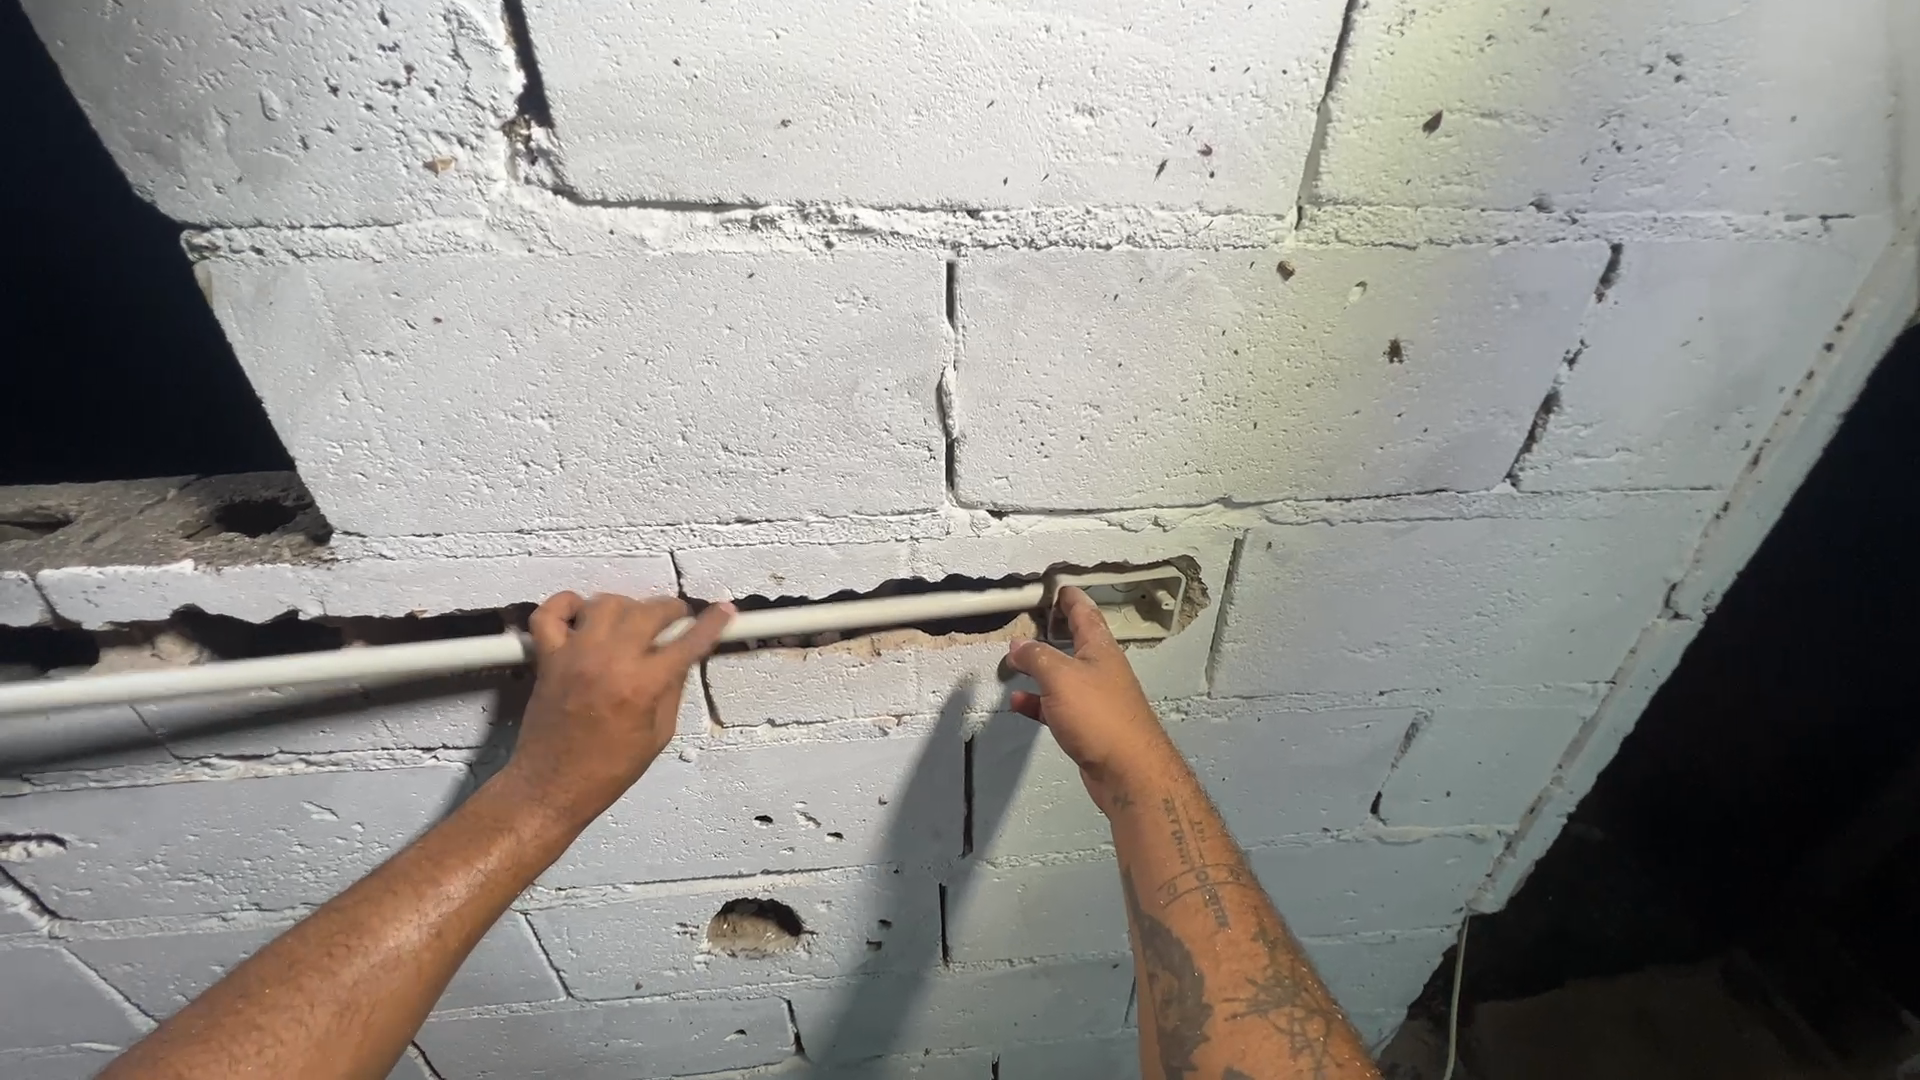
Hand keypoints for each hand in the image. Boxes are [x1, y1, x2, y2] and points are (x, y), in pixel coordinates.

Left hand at [499, 591, 732, 828]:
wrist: (550, 787)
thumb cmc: (610, 769)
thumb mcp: (659, 734)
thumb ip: (672, 689)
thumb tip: (681, 657)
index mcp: (642, 685)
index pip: (688, 642)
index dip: (712, 623)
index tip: (725, 609)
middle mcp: (609, 661)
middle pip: (649, 611)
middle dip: (672, 609)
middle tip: (678, 618)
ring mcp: (574, 655)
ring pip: (606, 603)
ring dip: (628, 606)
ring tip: (633, 621)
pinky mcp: (547, 657)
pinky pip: (550, 612)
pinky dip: (566, 604)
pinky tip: (583, 614)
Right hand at [1006, 586, 1176, 813]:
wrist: (1127, 771)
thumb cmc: (1099, 715)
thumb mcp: (1060, 676)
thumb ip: (1036, 656)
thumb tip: (1018, 645)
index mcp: (1099, 648)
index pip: (1084, 612)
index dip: (1070, 597)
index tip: (1058, 586)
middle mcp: (1101, 669)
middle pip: (1075, 642)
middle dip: (1053, 630)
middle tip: (1031, 620)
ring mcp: (1096, 698)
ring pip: (1063, 675)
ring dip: (1040, 668)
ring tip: (1014, 663)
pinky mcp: (1088, 725)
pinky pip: (1057, 706)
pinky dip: (1038, 702)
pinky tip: (1020, 702)